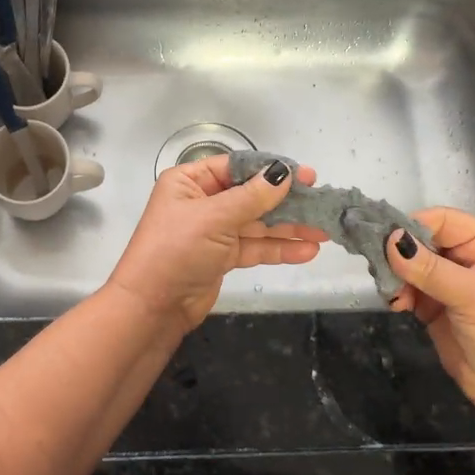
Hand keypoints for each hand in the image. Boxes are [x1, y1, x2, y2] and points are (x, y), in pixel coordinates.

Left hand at [106, 155, 324, 330]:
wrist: (151, 307)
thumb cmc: (175, 250)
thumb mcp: (214, 218)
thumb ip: (252, 197)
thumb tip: (283, 173)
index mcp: (189, 181)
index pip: (236, 167)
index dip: (271, 170)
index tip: (304, 175)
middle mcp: (201, 201)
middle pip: (251, 195)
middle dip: (286, 201)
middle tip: (321, 202)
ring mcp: (212, 231)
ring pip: (257, 223)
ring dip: (289, 227)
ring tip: (323, 230)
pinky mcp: (221, 257)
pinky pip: (254, 247)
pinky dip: (279, 249)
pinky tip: (306, 250)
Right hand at [385, 208, 474, 414]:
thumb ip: (432, 270)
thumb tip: (392, 239)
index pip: (447, 221)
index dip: (417, 225)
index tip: (386, 237)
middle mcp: (469, 261)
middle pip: (425, 241)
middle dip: (401, 251)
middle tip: (378, 264)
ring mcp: (450, 286)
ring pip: (412, 265)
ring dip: (396, 275)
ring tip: (390, 292)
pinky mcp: (434, 308)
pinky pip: (408, 290)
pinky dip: (397, 294)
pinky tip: (395, 304)